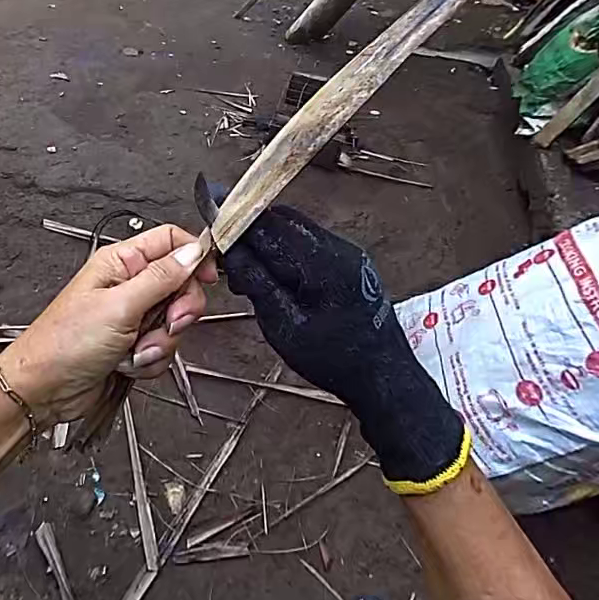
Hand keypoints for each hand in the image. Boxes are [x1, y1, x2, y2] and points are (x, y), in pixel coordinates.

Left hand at [0, 224, 218, 423]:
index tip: (208, 277)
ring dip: (161, 341)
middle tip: (168, 322)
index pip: (170, 242)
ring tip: (134, 349)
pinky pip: (164, 346)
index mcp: (121, 262)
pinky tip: (128, 362)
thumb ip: (161, 277)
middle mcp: (128, 285)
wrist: (43, 390)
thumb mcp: (119, 305)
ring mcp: (132, 315)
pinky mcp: (134, 342)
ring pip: (174, 320)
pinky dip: (151, 359)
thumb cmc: (63, 343)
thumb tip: (193, 252)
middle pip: (181, 284)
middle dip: (179, 310)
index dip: (195, 256)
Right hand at [221, 205, 469, 493]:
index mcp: (322, 261)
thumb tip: (230, 249)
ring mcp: (347, 253)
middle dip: (251, 232)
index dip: (237, 223)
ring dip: (267, 244)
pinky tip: (275, 280)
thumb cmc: (336, 359)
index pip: (269, 225)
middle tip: (229, 256)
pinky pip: (308, 245)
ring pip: (295, 231)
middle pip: (283, 220)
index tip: (213, 225)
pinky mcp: (348, 263)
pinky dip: (285, 254)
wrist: (385, 379)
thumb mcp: (284, 325)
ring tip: (250, 275)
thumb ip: (257, 282)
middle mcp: (338, 248)